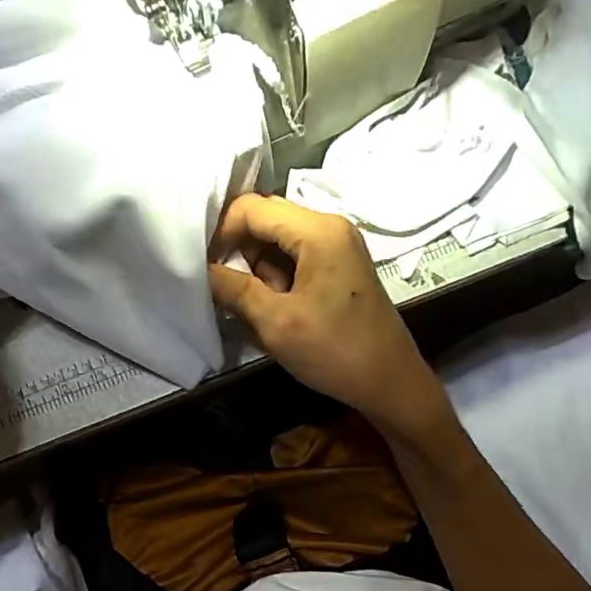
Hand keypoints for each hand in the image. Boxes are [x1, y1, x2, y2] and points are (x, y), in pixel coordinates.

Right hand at [208, 194, 452, 438]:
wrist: (390, 382)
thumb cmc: (335, 351)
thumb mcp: (276, 322)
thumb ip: (233, 290)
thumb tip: (200, 271)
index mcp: (318, 230)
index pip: (252, 208)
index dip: (221, 233)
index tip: (202, 266)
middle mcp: (331, 228)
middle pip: (267, 222)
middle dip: (240, 253)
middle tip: (226, 291)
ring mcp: (339, 248)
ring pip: (280, 243)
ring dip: (259, 271)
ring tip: (254, 309)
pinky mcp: (341, 270)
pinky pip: (298, 260)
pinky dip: (279, 280)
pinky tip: (274, 312)